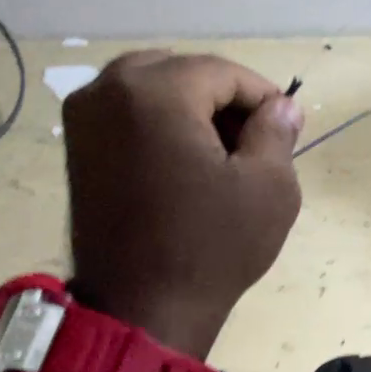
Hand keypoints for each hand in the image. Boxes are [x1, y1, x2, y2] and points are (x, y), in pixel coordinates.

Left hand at [61, 51, 304, 355]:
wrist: (146, 300)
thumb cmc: (215, 244)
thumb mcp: (270, 188)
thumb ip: (276, 134)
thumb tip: (281, 107)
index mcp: (156, 91)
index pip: (221, 71)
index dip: (264, 96)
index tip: (290, 129)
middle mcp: (109, 88)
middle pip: (181, 71)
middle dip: (225, 99)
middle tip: (258, 143)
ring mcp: (85, 116)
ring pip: (151, 89)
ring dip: (193, 111)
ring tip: (226, 157)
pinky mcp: (80, 145)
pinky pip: (129, 113)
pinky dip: (164, 126)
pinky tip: (190, 166)